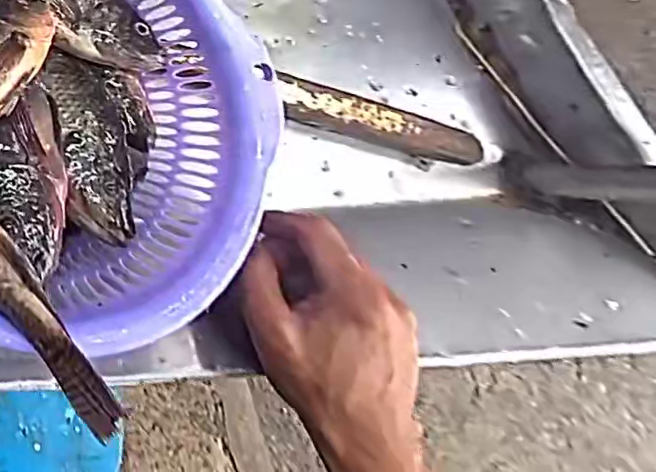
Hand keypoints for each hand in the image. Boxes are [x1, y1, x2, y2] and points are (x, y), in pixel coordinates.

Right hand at [237, 212, 421, 471]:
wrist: (366, 437)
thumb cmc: (320, 389)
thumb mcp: (267, 324)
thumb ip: (256, 274)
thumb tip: (256, 247)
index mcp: (357, 293)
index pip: (317, 229)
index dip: (279, 219)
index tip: (257, 224)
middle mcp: (386, 299)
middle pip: (332, 245)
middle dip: (291, 247)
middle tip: (263, 263)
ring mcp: (398, 313)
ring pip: (344, 265)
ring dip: (309, 267)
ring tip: (285, 292)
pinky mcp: (399, 326)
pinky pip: (358, 286)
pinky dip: (328, 285)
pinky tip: (310, 309)